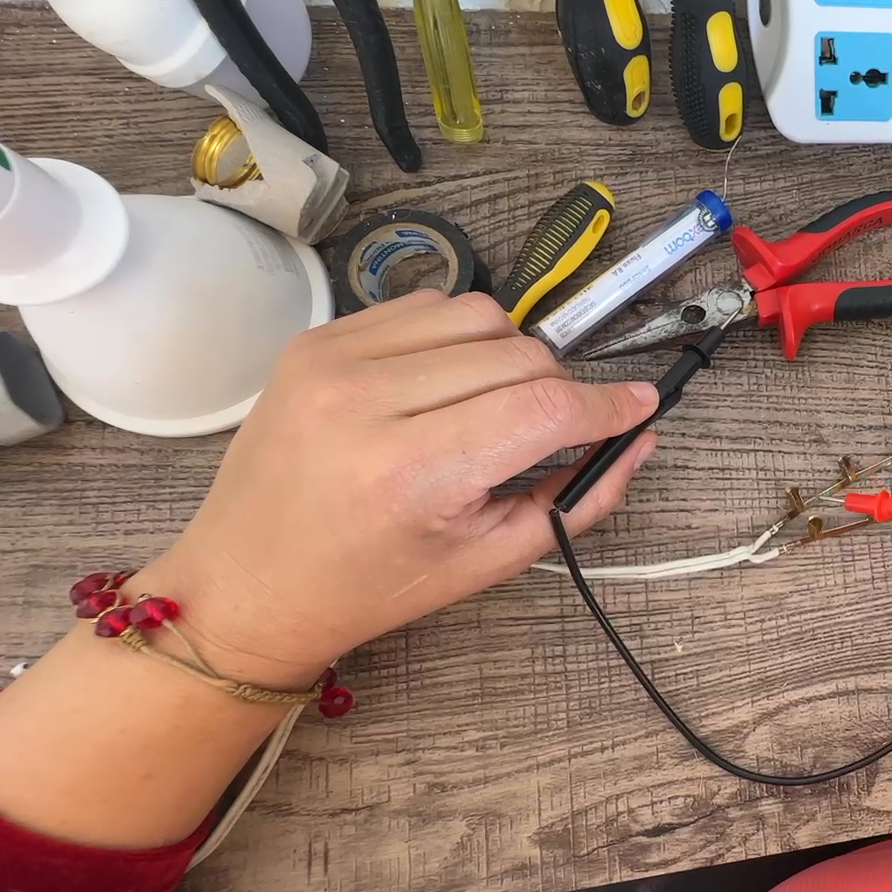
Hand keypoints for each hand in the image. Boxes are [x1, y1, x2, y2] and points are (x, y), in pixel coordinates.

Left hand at [142, 290, 658, 689]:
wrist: (248, 583)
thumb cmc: (380, 584)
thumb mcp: (497, 557)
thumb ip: (582, 497)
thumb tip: (639, 438)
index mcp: (414, 474)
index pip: (546, 409)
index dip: (609, 404)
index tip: (642, 405)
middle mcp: (367, 402)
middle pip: (524, 358)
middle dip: (565, 391)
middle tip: (558, 431)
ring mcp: (334, 359)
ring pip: (486, 317)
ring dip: (518, 357)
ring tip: (501, 404)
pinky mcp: (319, 338)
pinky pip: (434, 307)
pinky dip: (469, 337)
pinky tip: (456, 382)